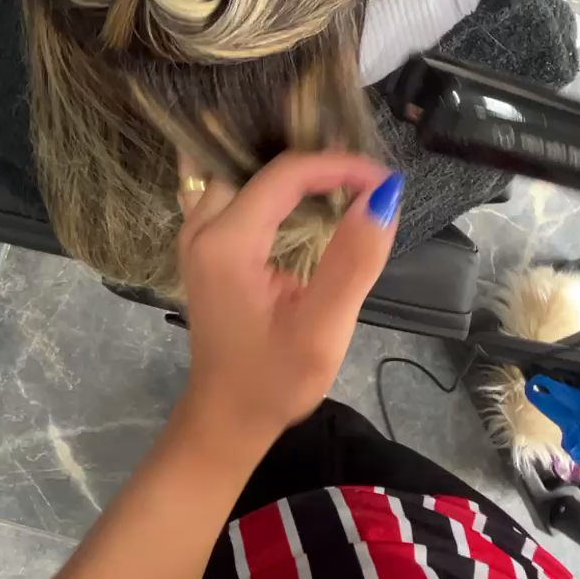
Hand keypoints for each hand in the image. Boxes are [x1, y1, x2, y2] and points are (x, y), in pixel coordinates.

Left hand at [171, 152, 401, 452]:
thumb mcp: (322, 329)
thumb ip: (352, 261)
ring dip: (293, 171)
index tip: (383, 182)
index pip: (284, 174)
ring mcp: (196, 231)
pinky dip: (273, 185)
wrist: (226, 415)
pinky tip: (302, 193)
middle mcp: (202, 226)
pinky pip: (236, 190)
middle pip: (260, 165)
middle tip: (364, 178)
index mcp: (227, 242)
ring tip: (341, 179)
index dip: (338, 167)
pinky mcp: (204, 241)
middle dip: (316, 163)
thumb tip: (383, 198)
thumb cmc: (274, 380)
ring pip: (245, 172)